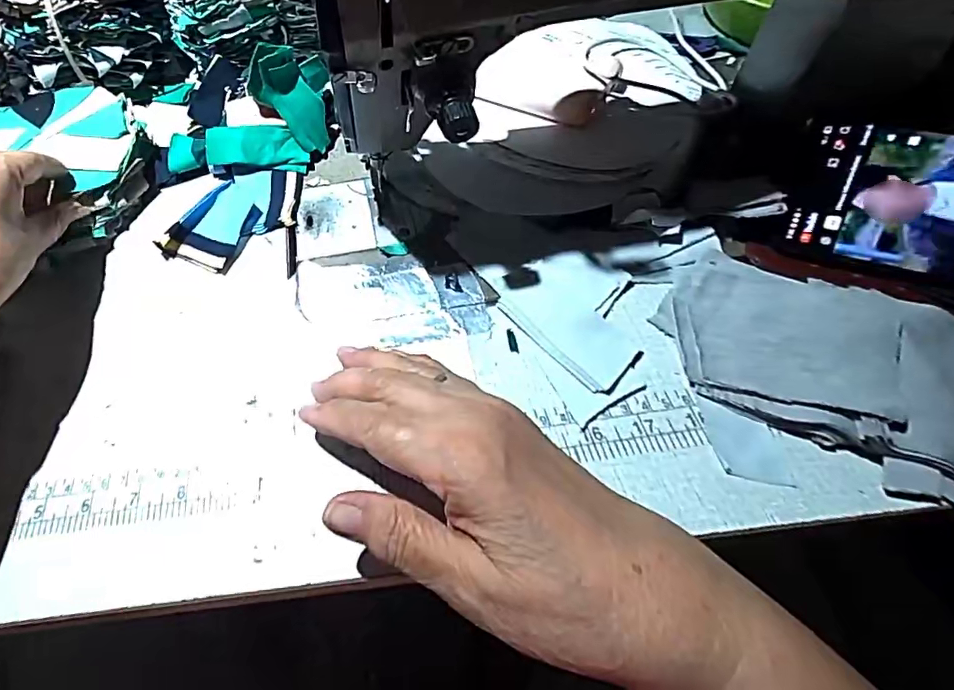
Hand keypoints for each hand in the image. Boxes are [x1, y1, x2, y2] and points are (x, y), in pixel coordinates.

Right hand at [300, 348, 868, 689]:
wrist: (648, 586)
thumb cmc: (564, 598)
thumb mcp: (472, 584)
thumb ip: (401, 538)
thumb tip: (339, 507)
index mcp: (465, 456)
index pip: (383, 426)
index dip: (340, 416)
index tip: (305, 409)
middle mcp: (483, 420)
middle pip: (403, 392)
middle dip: (356, 383)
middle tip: (316, 380)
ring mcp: (504, 416)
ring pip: (430, 377)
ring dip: (387, 367)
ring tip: (351, 356)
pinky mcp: (519, 425)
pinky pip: (457, 382)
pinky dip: (424, 370)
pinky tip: (416, 370)